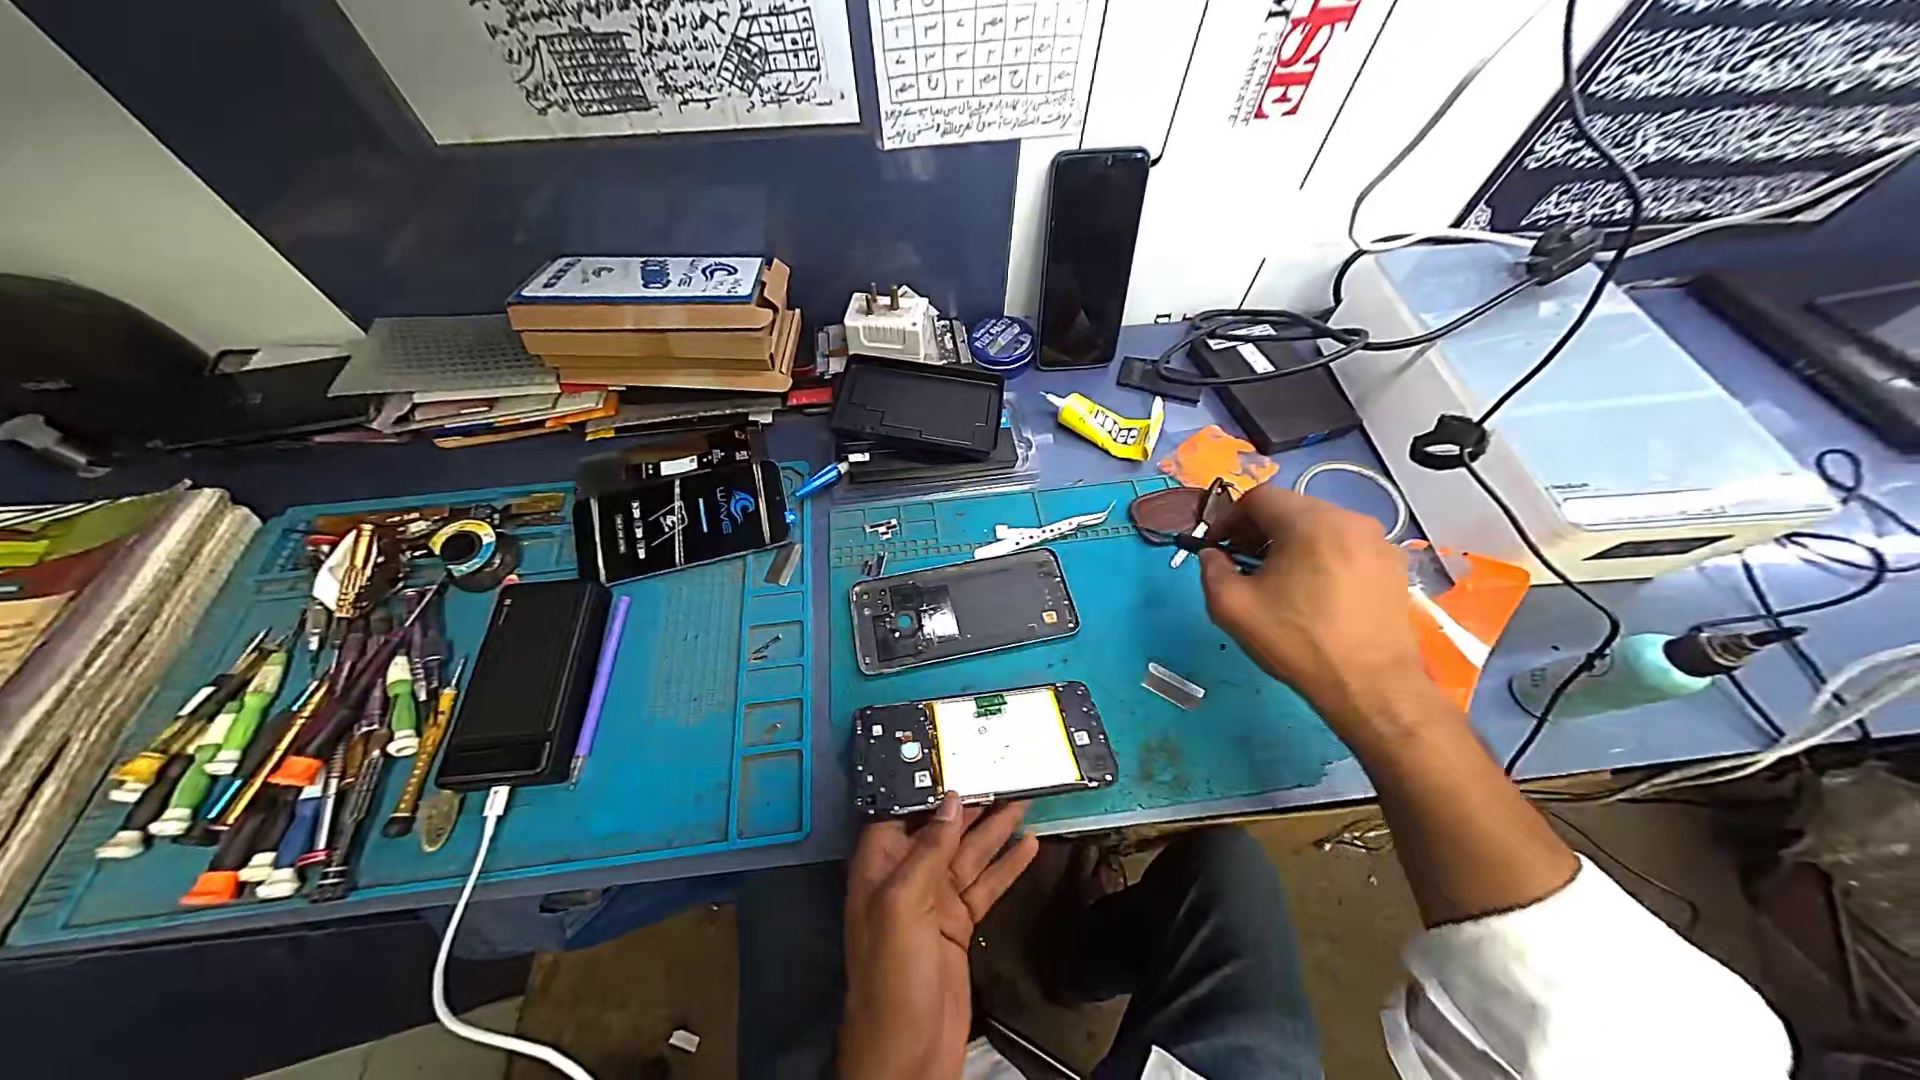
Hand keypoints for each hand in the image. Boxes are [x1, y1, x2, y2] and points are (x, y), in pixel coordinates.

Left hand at [840, 794, 1038, 1079]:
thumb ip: (927, 851)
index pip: (906, 812)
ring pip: (970, 853)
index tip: (959, 762)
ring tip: (1022, 802)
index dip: (931, 788)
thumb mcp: (903, 905)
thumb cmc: (890, 979)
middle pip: (944, 829)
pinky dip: (1007, 865)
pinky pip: (986, 883)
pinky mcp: (959, 922)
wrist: (909, 1051)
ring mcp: (936, 900)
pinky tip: (1026, 846)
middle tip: (1003, 777)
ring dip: (996, 829)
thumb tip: (948, 804)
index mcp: (881, 866)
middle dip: (973, 804)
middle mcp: (908, 877)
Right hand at [1198, 481, 1434, 734]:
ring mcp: (1379, 542)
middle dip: (1258, 529)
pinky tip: (1312, 591)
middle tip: (1241, 561)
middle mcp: (1350, 521)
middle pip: (1291, 508)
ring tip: (1276, 578)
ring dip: (1289, 542)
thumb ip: (1210, 569)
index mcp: (1311, 523)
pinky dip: (1320, 555)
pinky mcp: (1393, 565)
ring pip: (1319, 525)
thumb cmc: (1298, 642)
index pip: (1259, 496)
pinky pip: (1345, 545)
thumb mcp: (1231, 607)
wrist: (1371, 686)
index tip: (1218, 545)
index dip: (1229, 517)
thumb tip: (1213, 554)